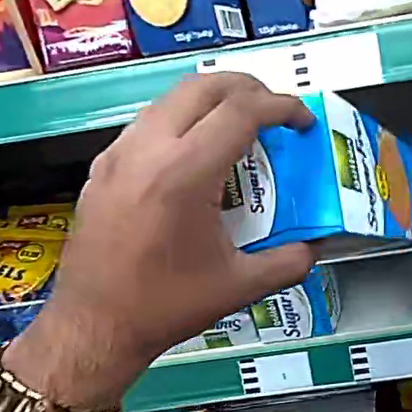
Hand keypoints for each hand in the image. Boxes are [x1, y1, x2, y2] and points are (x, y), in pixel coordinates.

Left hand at [2, 74, 317, 406]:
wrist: (96, 324)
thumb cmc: (167, 305)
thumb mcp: (242, 286)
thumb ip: (290, 260)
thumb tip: (314, 245)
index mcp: (184, 175)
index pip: (240, 112)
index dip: (282, 107)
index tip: (303, 122)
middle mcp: (146, 151)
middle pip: (203, 86)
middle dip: (249, 89)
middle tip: (277, 112)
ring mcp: (118, 155)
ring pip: (172, 99)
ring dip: (214, 102)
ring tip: (242, 129)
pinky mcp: (103, 167)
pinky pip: (150, 123)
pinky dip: (184, 122)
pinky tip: (200, 156)